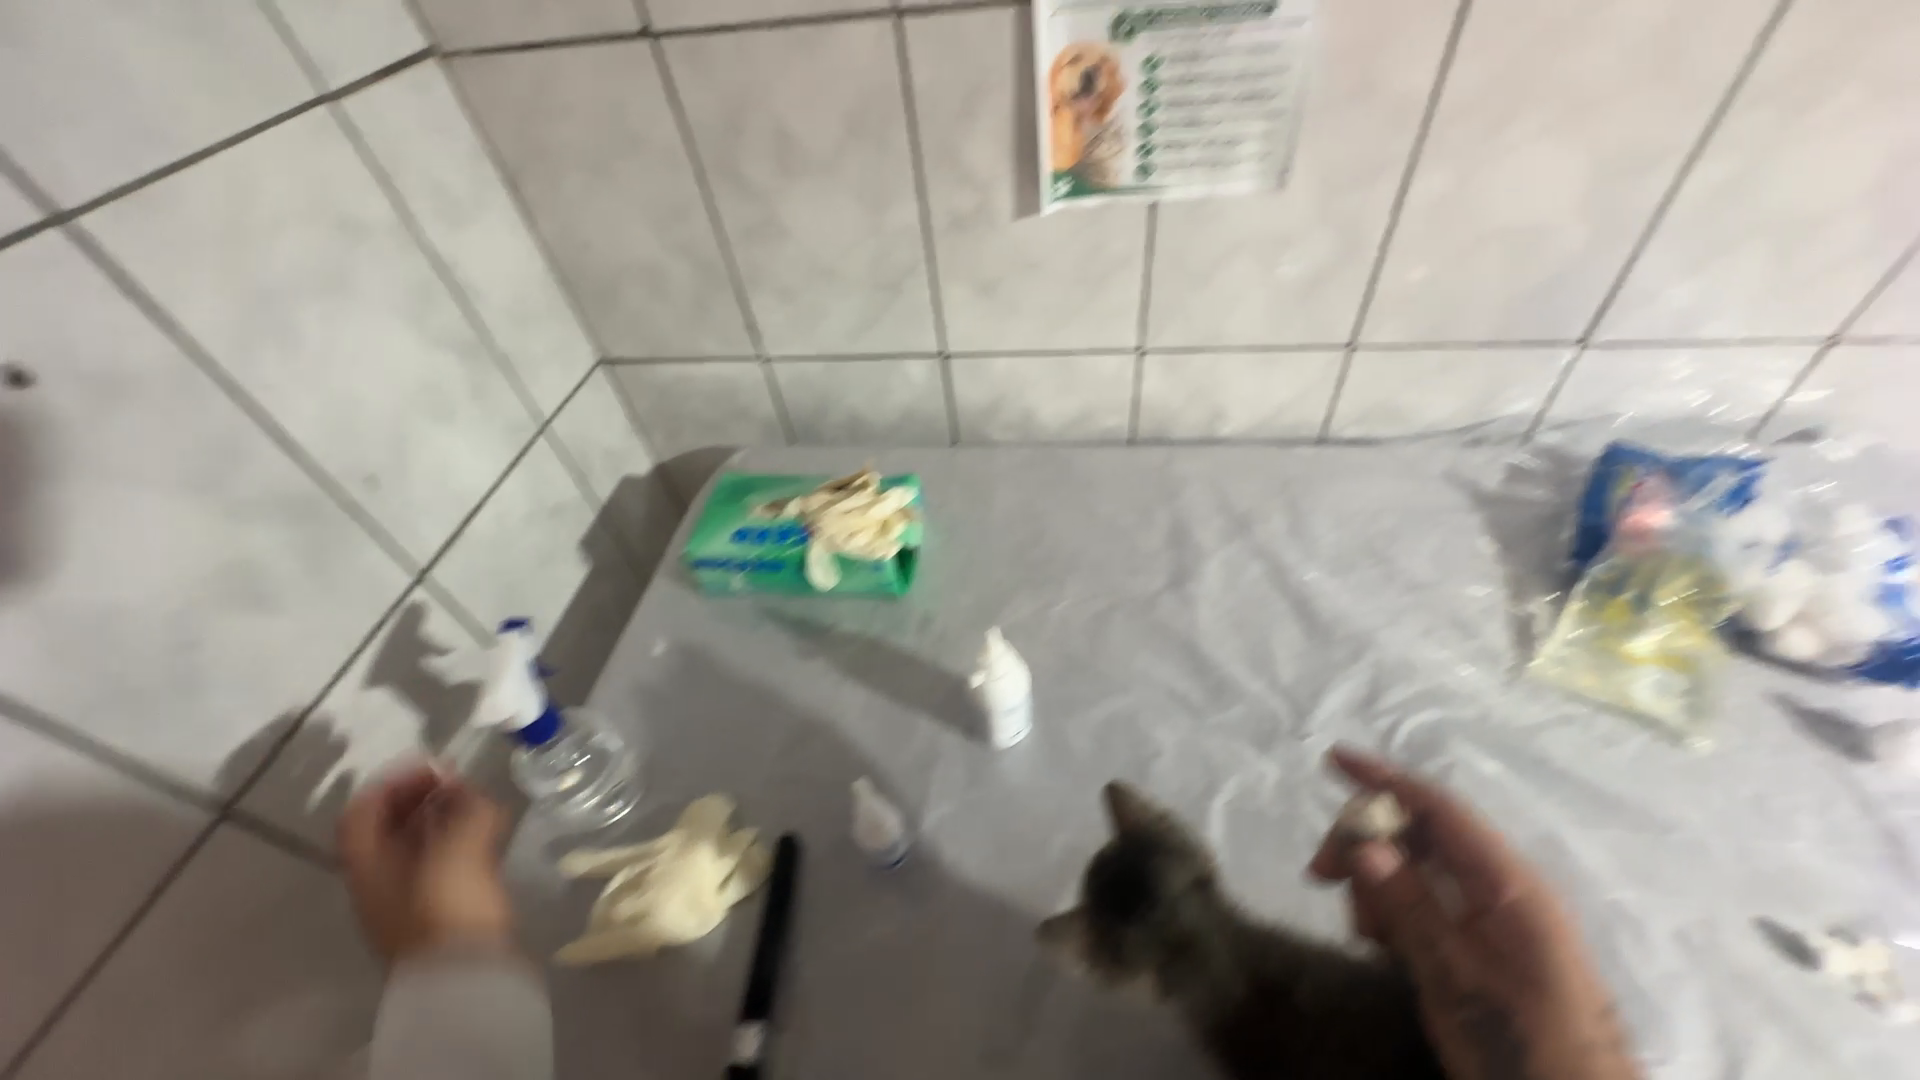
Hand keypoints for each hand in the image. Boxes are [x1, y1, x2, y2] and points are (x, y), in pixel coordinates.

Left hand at [337, 763, 513, 963]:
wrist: (467, 977)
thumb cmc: (449, 909)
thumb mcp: (458, 851)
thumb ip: (467, 812)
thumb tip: (470, 792)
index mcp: (370, 864)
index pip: (363, 810)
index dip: (393, 781)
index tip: (432, 764)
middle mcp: (382, 877)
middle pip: (389, 825)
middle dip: (420, 794)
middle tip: (456, 777)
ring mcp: (411, 894)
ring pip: (418, 842)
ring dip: (442, 814)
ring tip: (475, 799)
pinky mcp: (442, 906)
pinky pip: (443, 860)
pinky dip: (459, 838)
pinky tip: (487, 830)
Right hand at [1310, 747, 1641, 1079]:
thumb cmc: (1525, 1049)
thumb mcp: (1458, 981)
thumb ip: (1412, 908)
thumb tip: (1364, 842)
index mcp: (1510, 886)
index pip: (1440, 809)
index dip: (1385, 779)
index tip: (1334, 759)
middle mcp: (1506, 887)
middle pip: (1422, 833)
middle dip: (1367, 842)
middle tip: (1319, 874)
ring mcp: (1499, 915)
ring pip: (1421, 865)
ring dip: (1378, 880)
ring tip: (1363, 930)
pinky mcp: (1490, 941)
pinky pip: (1432, 898)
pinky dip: (1396, 905)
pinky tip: (1381, 939)